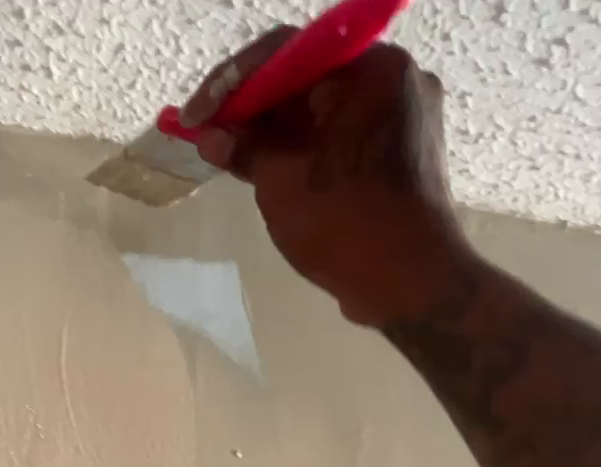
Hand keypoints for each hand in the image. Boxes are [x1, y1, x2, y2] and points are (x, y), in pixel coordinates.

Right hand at [181, 30, 471, 325]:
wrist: (407, 280)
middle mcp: (392, 81)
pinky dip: (297, 148)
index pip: (288, 52)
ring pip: (318, 111)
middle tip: (204, 135)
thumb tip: (212, 136)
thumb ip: (245, 149)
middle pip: (304, 79)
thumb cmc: (345, 223)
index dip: (231, 82)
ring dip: (270, 130)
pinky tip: (263, 169)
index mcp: (371, 71)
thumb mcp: (281, 182)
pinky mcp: (394, 153)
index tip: (194, 117)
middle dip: (250, 107)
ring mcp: (397, 118)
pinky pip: (335, 136)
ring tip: (225, 155)